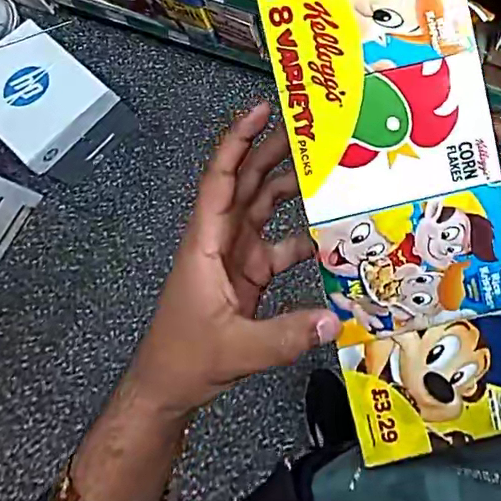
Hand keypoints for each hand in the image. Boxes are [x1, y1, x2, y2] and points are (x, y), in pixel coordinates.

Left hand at [70, 103, 336, 500]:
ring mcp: (237, 252)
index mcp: (207, 242)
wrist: (167, 389)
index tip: (259, 111)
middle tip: (308, 129)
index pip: (222, 179)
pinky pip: (282, 241)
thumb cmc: (184, 361)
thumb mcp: (236, 350)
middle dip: (273, 150)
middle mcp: (222, 238)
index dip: (238, 142)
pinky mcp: (251, 270)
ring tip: (326, 167)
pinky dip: (305, 235)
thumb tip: (333, 318)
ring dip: (291, 185)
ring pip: (265, 205)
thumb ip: (285, 336)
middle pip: (248, 181)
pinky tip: (331, 235)